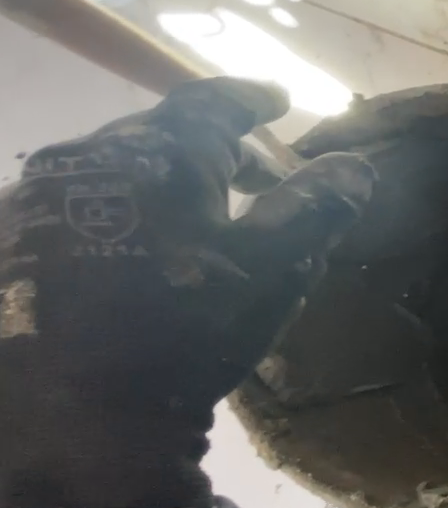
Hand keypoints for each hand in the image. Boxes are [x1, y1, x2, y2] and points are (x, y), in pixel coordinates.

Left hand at [0, 78, 372, 507]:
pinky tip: (159, 250)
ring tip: (216, 217)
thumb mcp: (275, 269)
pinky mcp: (19, 241)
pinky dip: (139, 206)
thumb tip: (355, 164)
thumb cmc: (186, 326)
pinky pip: (92, 200)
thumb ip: (316, 210)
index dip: (252, 98)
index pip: (209, 104)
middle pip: (163, 133)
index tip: (280, 100)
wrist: (68, 409)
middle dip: (222, 148)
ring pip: (124, 167)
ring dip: (178, 179)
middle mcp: (86, 163)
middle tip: (267, 177)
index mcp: (156, 160)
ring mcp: (40, 202)